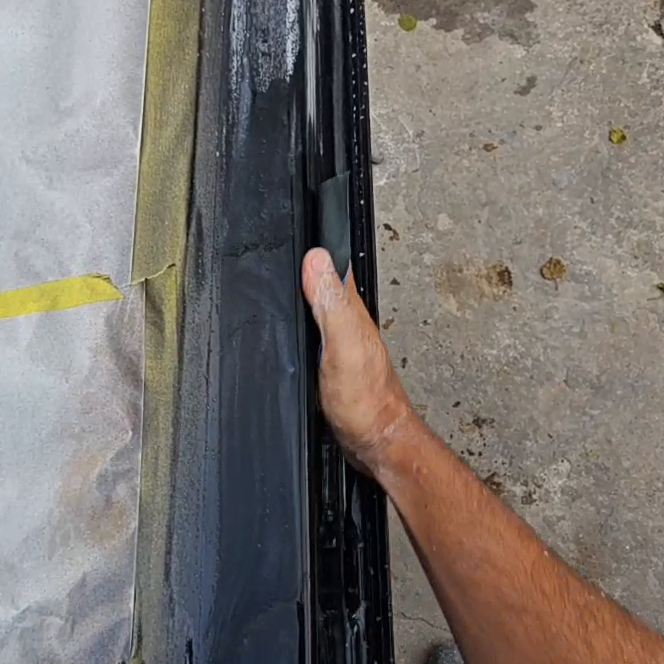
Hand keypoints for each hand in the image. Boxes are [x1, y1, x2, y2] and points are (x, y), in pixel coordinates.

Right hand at [300, 248, 420, 474]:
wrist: (376, 442)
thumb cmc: (365, 402)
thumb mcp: (343, 347)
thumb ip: (330, 304)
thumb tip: (316, 259)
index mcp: (350, 312)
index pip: (333, 264)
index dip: (316, 242)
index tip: (300, 220)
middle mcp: (347, 323)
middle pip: (323, 283)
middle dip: (306, 263)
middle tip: (288, 242)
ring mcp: (340, 344)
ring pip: (318, 308)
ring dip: (305, 292)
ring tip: (290, 273)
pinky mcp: (332, 365)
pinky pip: (314, 334)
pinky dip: (303, 324)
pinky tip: (296, 327)